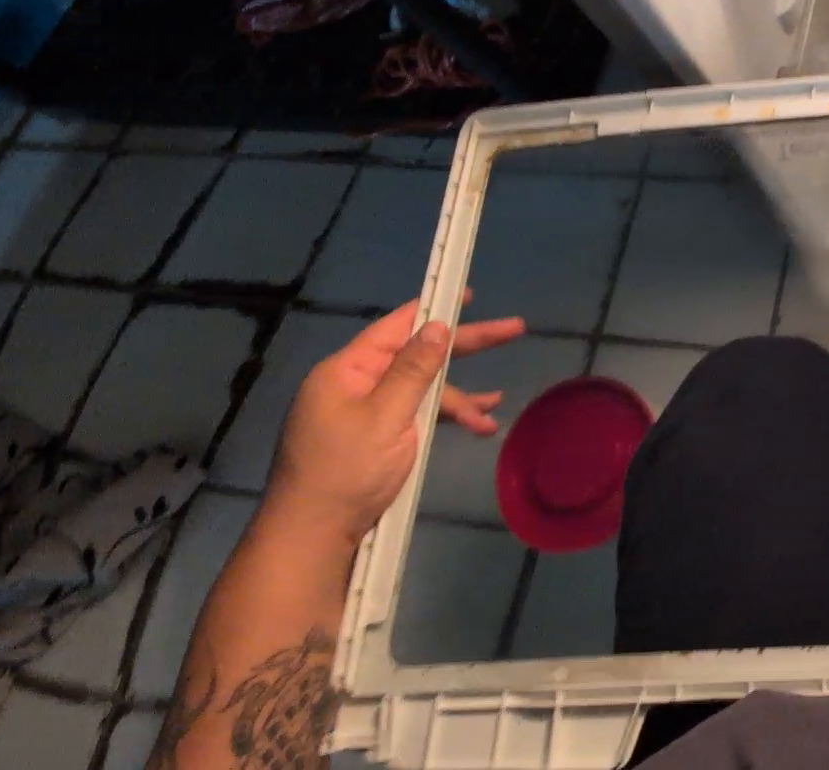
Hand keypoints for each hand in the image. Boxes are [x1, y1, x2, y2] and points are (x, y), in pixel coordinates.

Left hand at [263, 296, 524, 546]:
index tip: (467, 293)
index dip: (434, 307)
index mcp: (347, 371)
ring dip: (460, 398)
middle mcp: (357, 385)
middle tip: (514, 330)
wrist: (314, 535)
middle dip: (466, 347)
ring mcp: (368, 412)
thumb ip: (414, 370)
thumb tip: (437, 326)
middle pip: (419, 355)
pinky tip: (479, 425)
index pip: (396, 326)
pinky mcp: (379, 437)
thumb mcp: (387, 417)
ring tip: (495, 406)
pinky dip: (447, 417)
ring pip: (425, 389)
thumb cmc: (347, 470)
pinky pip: (419, 414)